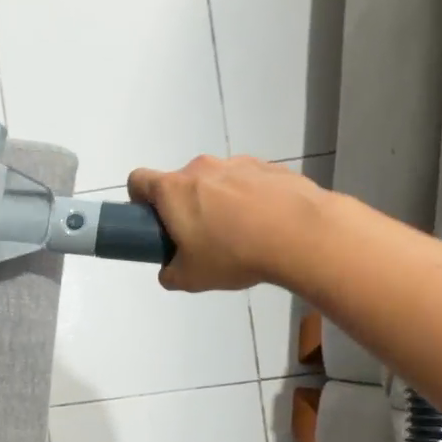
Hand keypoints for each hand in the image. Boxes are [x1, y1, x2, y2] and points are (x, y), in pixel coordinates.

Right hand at [127, 154, 326, 291]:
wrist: (303, 235)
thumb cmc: (234, 254)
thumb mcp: (190, 278)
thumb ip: (170, 273)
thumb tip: (170, 270)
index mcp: (174, 190)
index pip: (138, 180)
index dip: (139, 200)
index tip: (153, 221)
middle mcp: (202, 169)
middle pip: (181, 182)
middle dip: (184, 206)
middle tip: (199, 238)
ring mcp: (238, 164)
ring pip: (217, 181)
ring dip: (219, 202)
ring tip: (240, 234)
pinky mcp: (271, 167)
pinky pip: (249, 182)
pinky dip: (250, 199)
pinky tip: (266, 226)